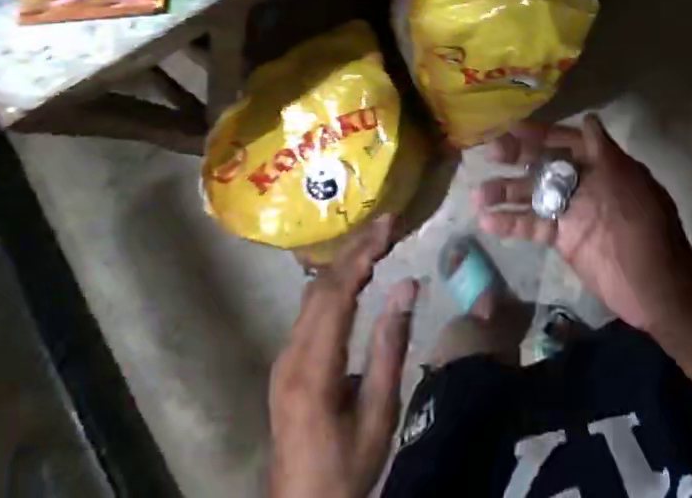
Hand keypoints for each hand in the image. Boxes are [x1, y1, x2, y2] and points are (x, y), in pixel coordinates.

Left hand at [268, 216, 419, 497]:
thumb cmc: (346, 468)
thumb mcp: (378, 415)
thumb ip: (391, 348)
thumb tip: (408, 286)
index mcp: (311, 368)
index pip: (337, 293)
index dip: (363, 253)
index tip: (390, 225)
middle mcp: (289, 355)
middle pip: (321, 286)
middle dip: (355, 248)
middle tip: (388, 223)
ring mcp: (283, 359)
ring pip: (312, 295)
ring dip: (344, 263)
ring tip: (378, 239)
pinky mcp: (286, 364)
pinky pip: (309, 310)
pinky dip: (335, 283)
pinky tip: (355, 275)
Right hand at [474, 114, 691, 331]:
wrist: (656, 289)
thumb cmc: (646, 229)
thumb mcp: (631, 184)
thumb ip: (605, 152)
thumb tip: (589, 119)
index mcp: (602, 166)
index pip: (566, 142)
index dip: (541, 134)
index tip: (513, 129)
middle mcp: (583, 183)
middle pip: (544, 164)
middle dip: (517, 157)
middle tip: (490, 153)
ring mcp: (571, 211)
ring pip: (533, 195)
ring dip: (505, 192)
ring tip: (478, 194)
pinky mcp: (562, 239)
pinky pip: (533, 225)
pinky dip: (510, 223)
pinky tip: (487, 221)